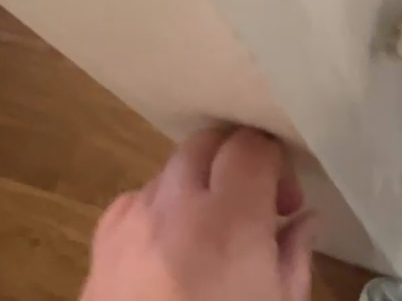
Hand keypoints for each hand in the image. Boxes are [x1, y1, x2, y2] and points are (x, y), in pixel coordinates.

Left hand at [81, 126, 316, 300]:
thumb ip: (294, 260)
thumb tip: (304, 221)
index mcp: (229, 221)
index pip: (251, 145)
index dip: (272, 160)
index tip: (283, 200)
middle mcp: (175, 207)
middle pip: (205, 142)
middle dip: (232, 159)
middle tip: (253, 204)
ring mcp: (130, 226)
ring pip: (167, 171)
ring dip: (195, 187)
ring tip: (210, 234)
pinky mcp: (98, 253)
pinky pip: (132, 204)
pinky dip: (156, 213)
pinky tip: (168, 254)